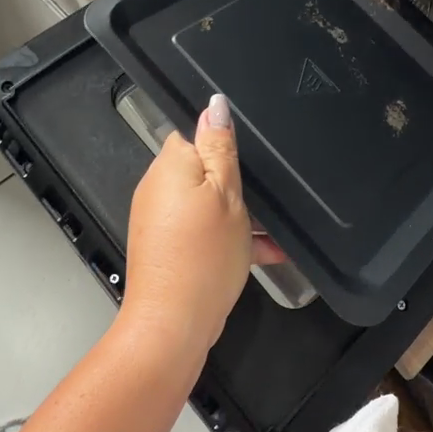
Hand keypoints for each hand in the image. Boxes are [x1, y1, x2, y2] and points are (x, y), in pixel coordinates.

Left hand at [123, 94, 283, 349]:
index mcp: (170, 164)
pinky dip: (228, 238)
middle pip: (203, 169)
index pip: (196, 134)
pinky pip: (202, 230)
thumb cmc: (203, 256)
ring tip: (273, 234)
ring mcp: (160, 219)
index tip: (251, 164)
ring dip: (239, 215)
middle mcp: (158, 187)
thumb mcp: (227, 195)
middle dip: (236, 183)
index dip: (226, 145)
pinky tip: (266, 254)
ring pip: (207, 203)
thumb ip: (221, 147)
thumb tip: (215, 104)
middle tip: (266, 201)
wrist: (172, 327)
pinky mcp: (166, 247)